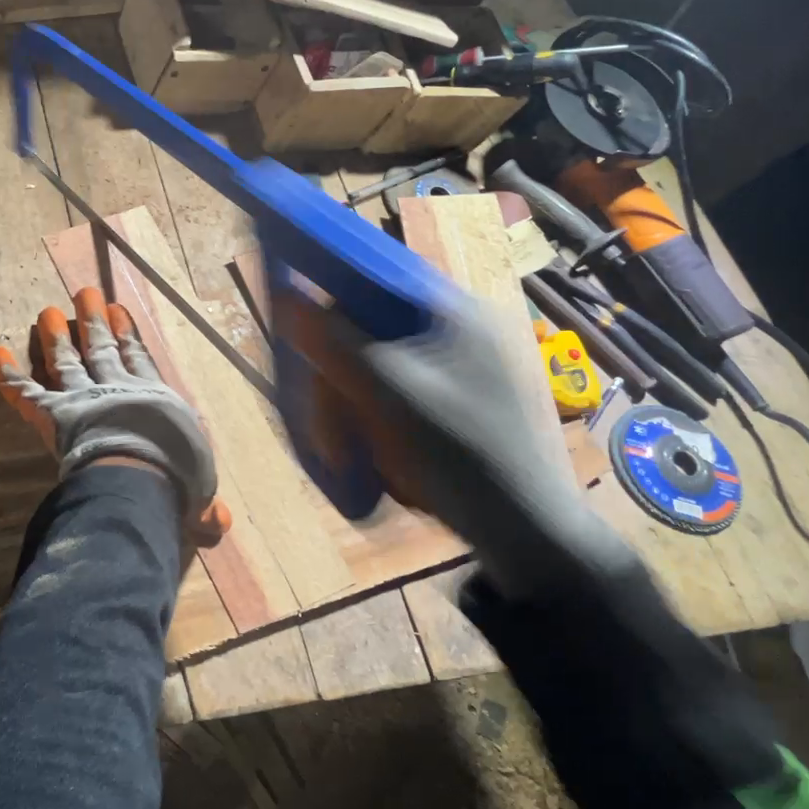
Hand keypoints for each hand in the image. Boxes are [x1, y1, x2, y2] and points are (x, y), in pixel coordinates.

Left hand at [0, 287, 229, 543]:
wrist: (139, 477)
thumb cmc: (174, 480)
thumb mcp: (197, 493)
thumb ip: (203, 505)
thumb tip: (219, 523)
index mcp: (153, 400)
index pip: (139, 361)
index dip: (129, 337)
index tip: (119, 311)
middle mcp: (116, 391)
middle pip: (101, 349)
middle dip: (92, 322)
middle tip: (83, 294)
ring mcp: (81, 398)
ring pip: (66, 361)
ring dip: (55, 337)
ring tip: (47, 312)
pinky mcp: (52, 413)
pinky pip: (23, 391)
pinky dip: (7, 374)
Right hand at [276, 288, 638, 597]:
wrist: (520, 532)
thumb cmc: (461, 456)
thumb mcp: (391, 395)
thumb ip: (337, 343)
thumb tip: (288, 294)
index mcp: (454, 314)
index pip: (376, 276)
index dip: (330, 298)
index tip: (299, 336)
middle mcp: (455, 329)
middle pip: (365, 329)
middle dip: (335, 378)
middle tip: (325, 423)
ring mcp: (453, 366)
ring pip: (369, 365)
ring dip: (345, 407)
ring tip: (344, 450)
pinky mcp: (448, 400)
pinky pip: (385, 392)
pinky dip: (366, 418)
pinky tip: (364, 450)